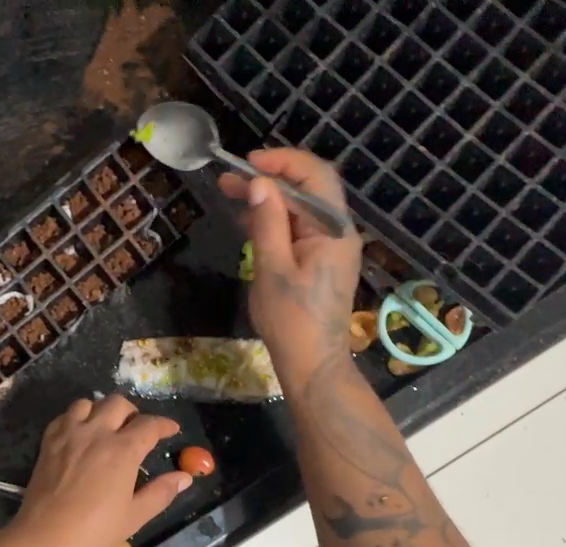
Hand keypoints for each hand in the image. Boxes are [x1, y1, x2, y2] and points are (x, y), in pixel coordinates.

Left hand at [8, 396, 190, 546]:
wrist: (46, 536)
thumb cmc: (95, 529)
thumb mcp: (135, 515)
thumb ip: (161, 492)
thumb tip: (184, 477)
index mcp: (123, 450)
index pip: (150, 425)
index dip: (164, 425)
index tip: (171, 430)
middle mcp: (96, 432)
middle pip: (118, 403)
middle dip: (133, 412)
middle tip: (136, 429)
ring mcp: (69, 434)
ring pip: (87, 403)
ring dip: (101, 410)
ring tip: (106, 426)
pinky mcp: (48, 442)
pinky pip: (64, 416)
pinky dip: (76, 417)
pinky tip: (79, 433)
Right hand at [218, 149, 363, 366]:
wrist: (313, 365)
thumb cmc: (292, 321)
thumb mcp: (272, 270)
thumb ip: (267, 223)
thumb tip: (259, 184)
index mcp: (332, 229)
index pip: (314, 176)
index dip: (281, 162)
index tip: (247, 164)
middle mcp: (338, 232)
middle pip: (307, 190)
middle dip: (269, 180)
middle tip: (228, 181)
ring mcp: (331, 248)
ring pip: (301, 210)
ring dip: (269, 200)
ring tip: (231, 197)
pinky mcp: (321, 264)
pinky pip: (299, 231)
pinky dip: (275, 222)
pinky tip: (249, 223)